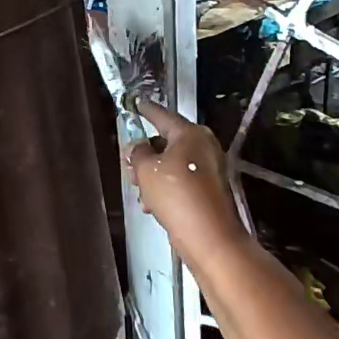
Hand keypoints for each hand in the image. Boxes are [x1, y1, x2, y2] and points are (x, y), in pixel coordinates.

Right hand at [123, 99, 248, 252]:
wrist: (209, 236)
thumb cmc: (176, 194)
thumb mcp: (146, 168)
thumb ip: (137, 151)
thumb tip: (138, 146)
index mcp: (191, 134)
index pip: (162, 115)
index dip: (146, 110)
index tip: (135, 103)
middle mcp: (203, 146)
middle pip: (165, 141)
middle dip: (144, 154)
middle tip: (129, 166)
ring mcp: (208, 168)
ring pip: (170, 163)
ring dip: (151, 175)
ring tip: (140, 193)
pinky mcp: (208, 189)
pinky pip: (179, 180)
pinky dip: (164, 188)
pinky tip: (151, 204)